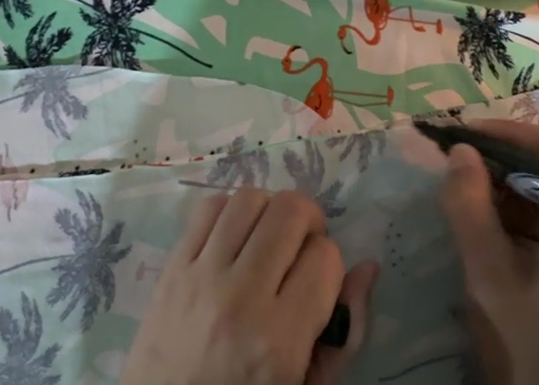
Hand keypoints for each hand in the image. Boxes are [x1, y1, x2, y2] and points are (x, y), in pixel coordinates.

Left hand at [121, 188, 380, 384]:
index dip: (331, 263)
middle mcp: (240, 297)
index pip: (326, 258)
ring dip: (270, 210)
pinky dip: (230, 211)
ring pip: (249, 199)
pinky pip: (207, 208)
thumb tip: (367, 269)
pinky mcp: (171, 266)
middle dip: (309, 221)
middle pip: (290, 212)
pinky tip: (236, 236)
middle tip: (303, 245)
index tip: (320, 280)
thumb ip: (344, 334)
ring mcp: (201, 276)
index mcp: (279, 338)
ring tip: (269, 235)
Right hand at [441, 120, 538, 384]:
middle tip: (452, 150)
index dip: (507, 133)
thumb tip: (458, 149)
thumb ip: (470, 207)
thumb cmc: (524, 341)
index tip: (462, 133)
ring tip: (458, 173)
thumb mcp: (488, 273)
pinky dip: (508, 199)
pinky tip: (478, 203)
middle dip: (499, 153)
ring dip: (500, 175)